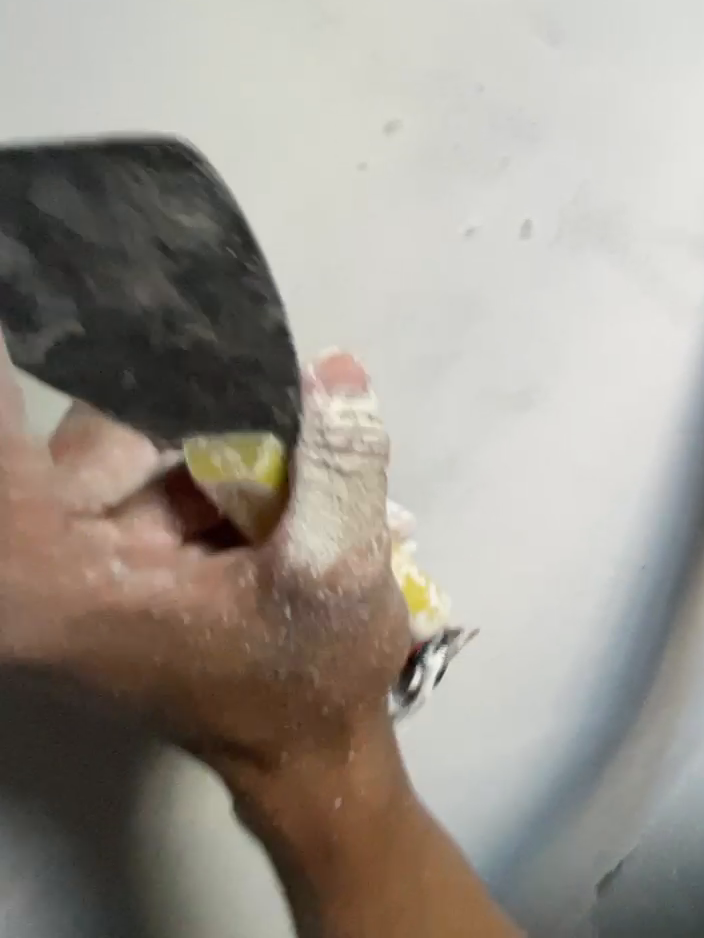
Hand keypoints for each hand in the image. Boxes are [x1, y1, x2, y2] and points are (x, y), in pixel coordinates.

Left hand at [0, 349, 411, 803]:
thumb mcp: (338, 564)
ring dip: (243, 464)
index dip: (7, 373)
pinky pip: (172, 488)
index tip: (36, 291)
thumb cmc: (310, 670)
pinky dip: (240, 488)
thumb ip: (336, 464)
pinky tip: (297, 516)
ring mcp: (76, 566)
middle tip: (307, 435)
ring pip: (154, 461)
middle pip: (111, 442)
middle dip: (219, 434)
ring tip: (313, 507)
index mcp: (50, 575)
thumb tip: (337, 369)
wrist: (312, 743)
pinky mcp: (116, 567)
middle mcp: (38, 565)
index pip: (0, 453)